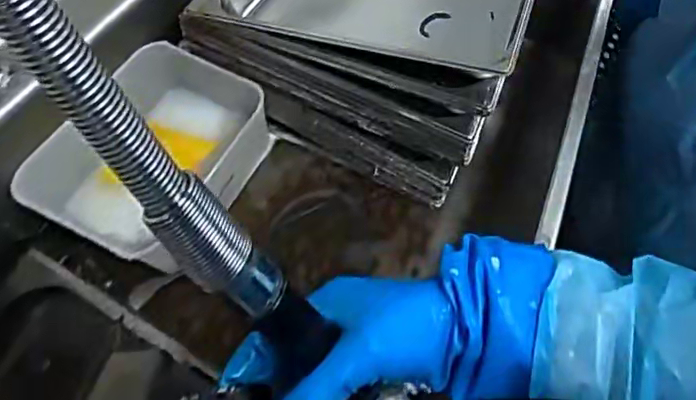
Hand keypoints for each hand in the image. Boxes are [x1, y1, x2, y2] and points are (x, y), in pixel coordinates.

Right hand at [222, 276, 456, 399]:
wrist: (463, 330)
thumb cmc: (407, 326)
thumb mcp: (360, 353)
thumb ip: (320, 384)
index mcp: (326, 305)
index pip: (275, 334)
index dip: (252, 364)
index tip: (232, 392)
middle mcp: (335, 325)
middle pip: (294, 364)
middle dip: (279, 387)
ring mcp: (356, 350)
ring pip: (318, 382)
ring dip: (306, 393)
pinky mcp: (374, 373)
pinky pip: (341, 392)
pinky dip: (330, 398)